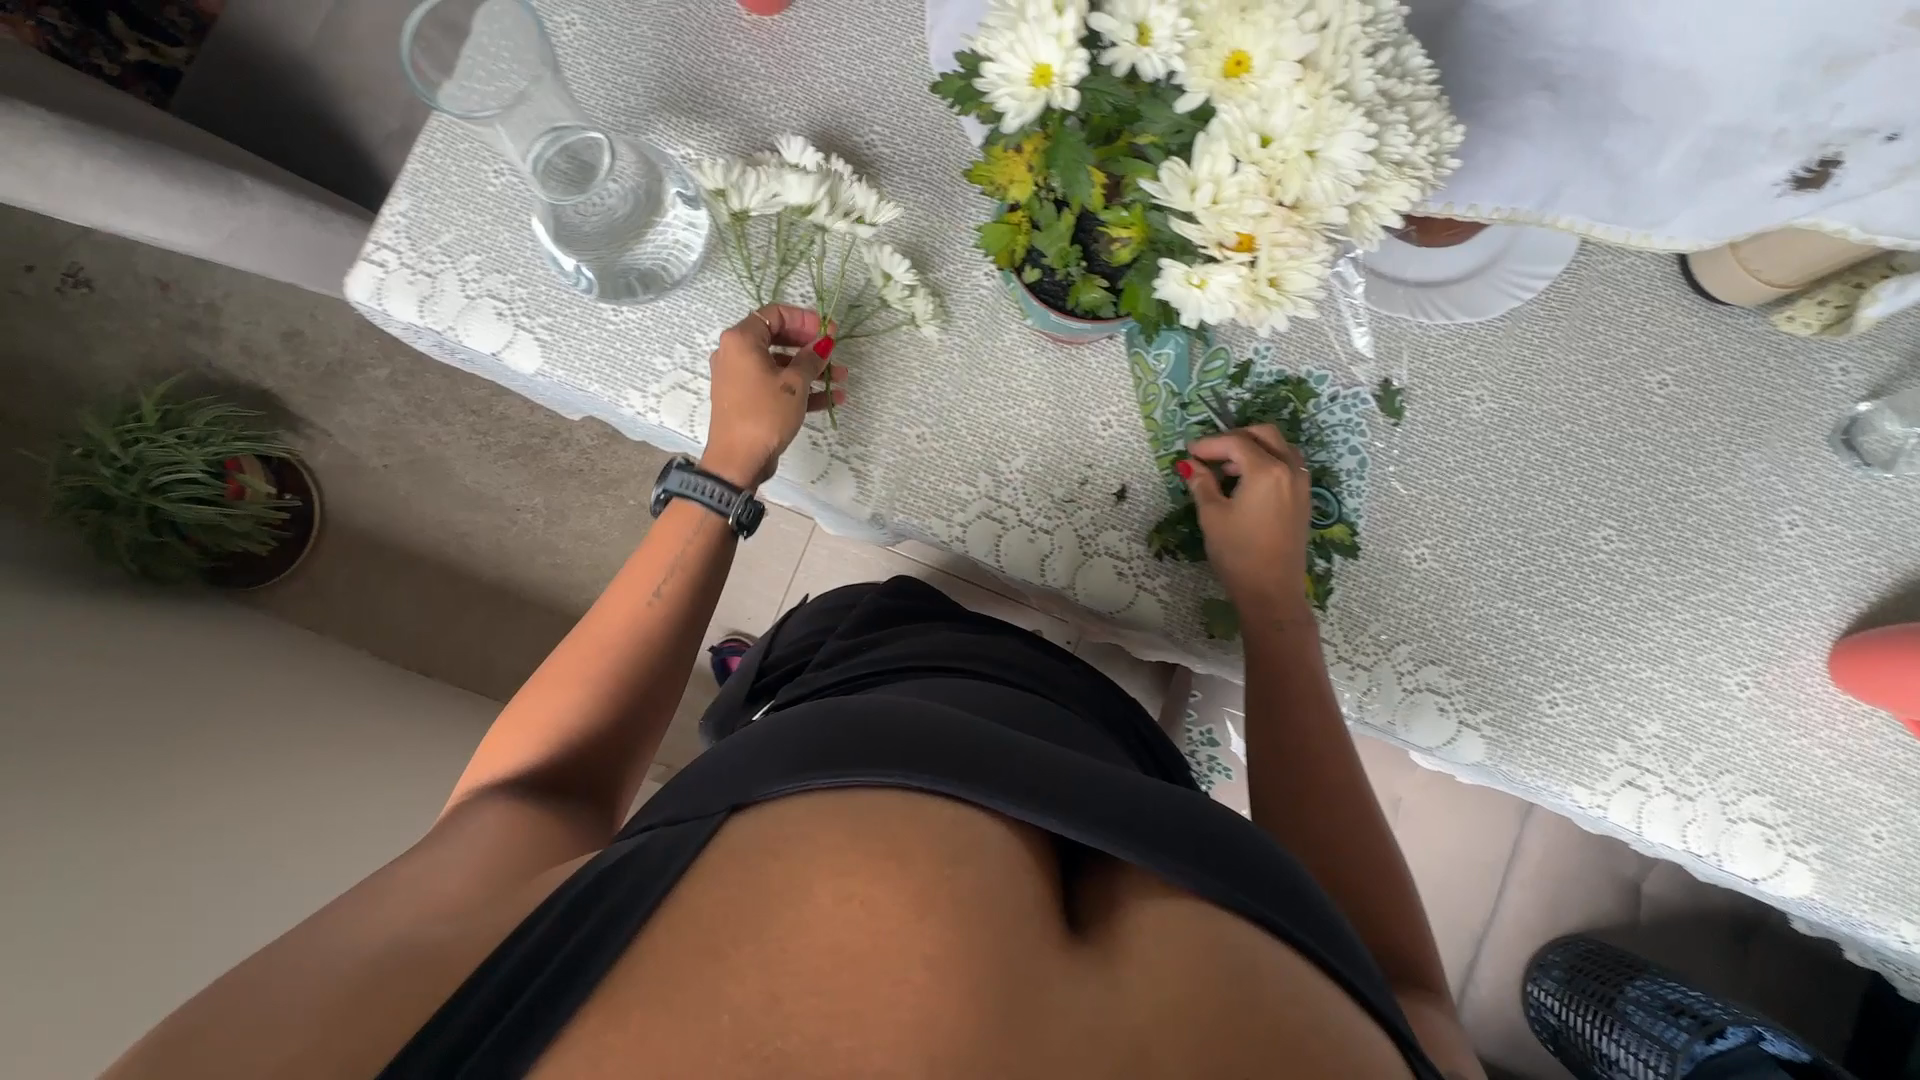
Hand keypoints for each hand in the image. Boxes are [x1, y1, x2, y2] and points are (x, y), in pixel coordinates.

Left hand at [701, 305, 846, 487]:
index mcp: (741, 340)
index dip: (805, 318)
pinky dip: (799, 389)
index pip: (775, 314)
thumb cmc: (765, 414)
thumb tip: (824, 342)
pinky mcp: (746, 399)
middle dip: (810, 346)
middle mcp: (735, 353)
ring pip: (779, 365)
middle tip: (835, 352)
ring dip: (811, 370)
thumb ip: (811, 358)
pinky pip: (775, 386)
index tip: (828, 330)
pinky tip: (831, 399)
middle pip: (778, 338)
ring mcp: (739, 378)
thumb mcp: (795, 384)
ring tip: (841, 379)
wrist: (738, 460)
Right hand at [1177, 425, 1313, 622]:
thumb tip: (1190, 465)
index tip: (1189, 453)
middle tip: (1209, 454)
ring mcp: (1302, 484)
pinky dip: (1266, 462)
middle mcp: (1290, 469)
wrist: (1271, 591)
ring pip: (1279, 448)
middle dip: (1234, 439)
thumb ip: (1202, 483)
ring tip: (1226, 468)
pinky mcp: (1303, 499)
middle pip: (1264, 435)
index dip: (1210, 444)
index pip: (1236, 443)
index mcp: (1267, 470)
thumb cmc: (1238, 553)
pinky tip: (1244, 482)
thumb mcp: (1212, 515)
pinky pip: (1286, 466)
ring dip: (1252, 449)